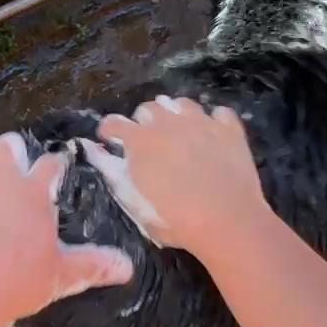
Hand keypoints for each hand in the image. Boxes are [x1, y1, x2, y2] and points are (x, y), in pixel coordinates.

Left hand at [0, 131, 132, 326]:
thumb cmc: (15, 282)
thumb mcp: (59, 275)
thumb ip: (92, 264)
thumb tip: (128, 267)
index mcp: (35, 190)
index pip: (51, 164)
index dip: (52, 167)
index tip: (52, 172)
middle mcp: (2, 172)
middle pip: (9, 143)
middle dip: (11, 153)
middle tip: (9, 171)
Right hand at [82, 97, 269, 256]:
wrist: (229, 222)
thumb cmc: (177, 220)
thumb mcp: (136, 204)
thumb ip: (114, 174)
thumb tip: (97, 152)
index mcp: (140, 141)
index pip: (115, 123)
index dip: (109, 130)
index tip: (110, 139)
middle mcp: (168, 123)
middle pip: (148, 108)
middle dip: (143, 121)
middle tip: (148, 141)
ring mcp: (201, 122)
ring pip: (182, 104)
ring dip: (175, 114)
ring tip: (179, 131)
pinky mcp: (229, 129)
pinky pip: (219, 113)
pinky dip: (213, 121)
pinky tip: (212, 134)